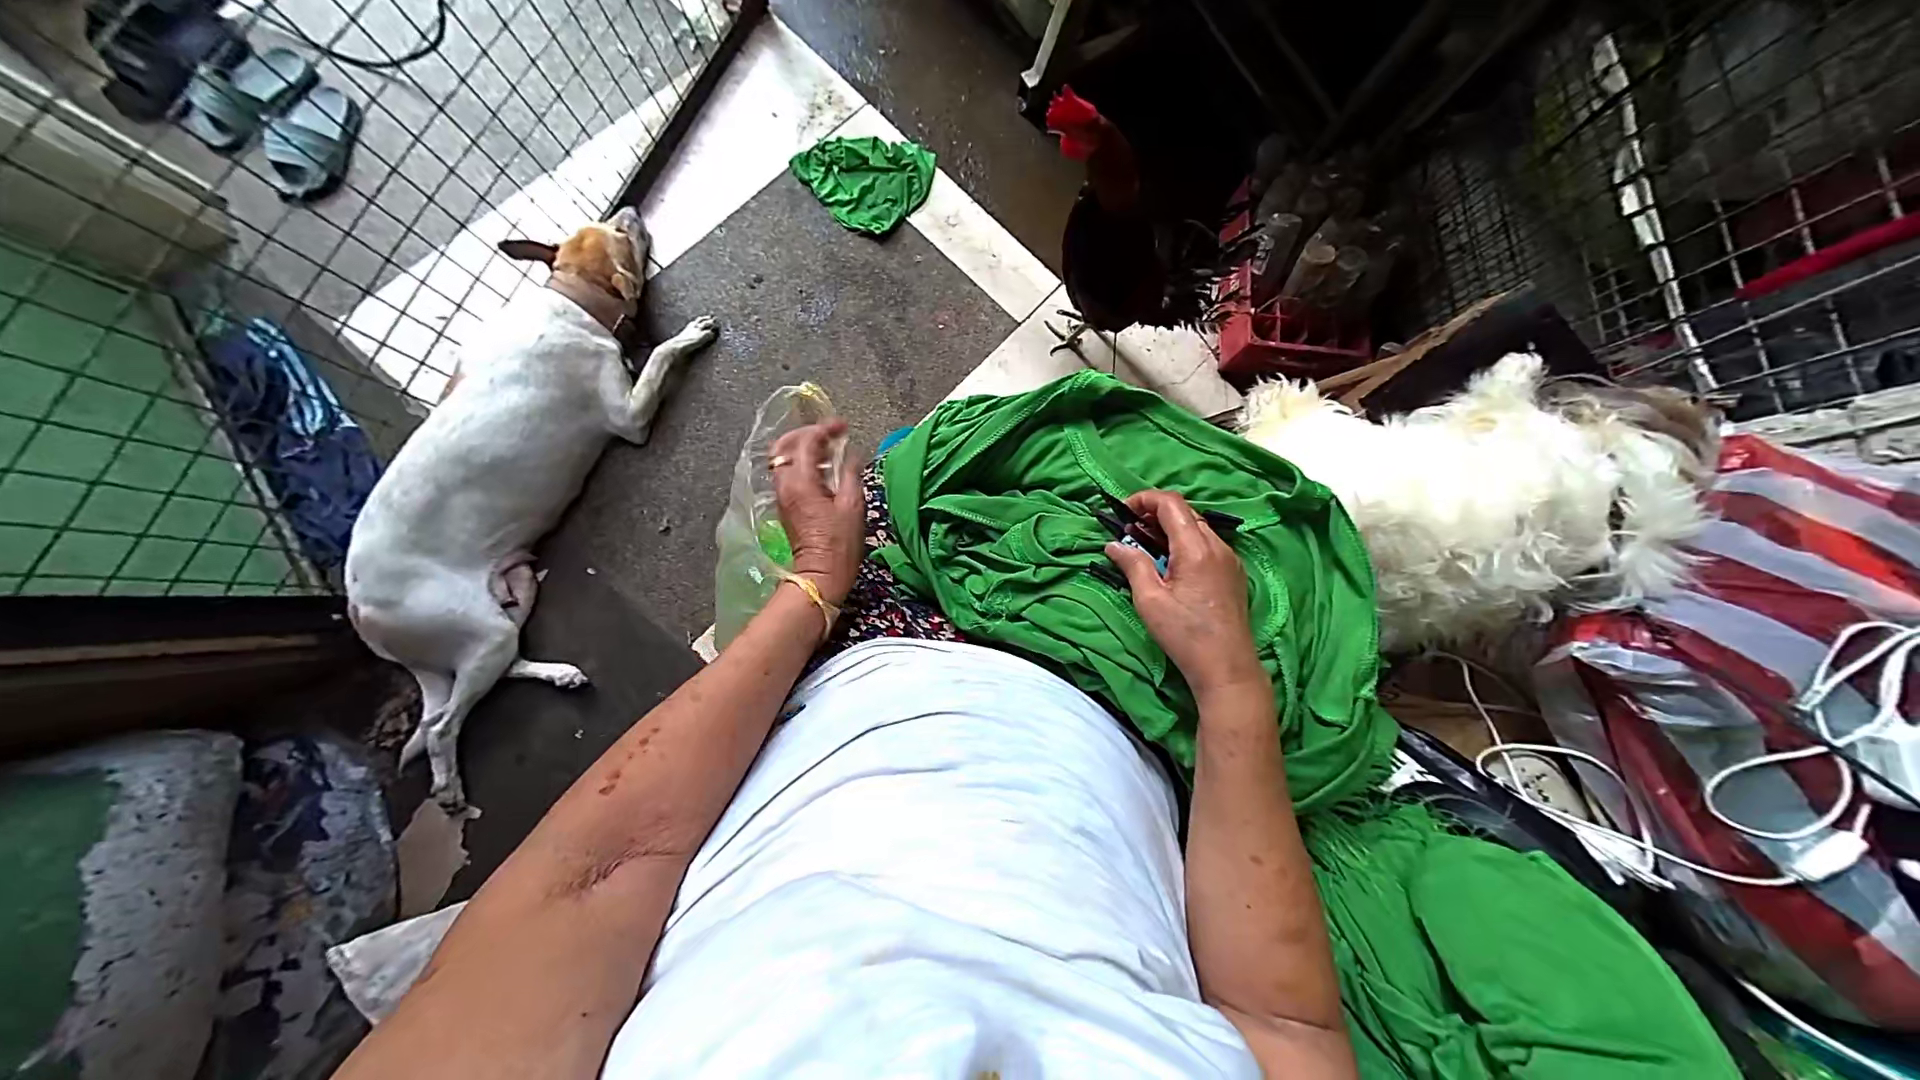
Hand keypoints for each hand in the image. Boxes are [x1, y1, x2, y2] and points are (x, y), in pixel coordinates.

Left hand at [770, 420, 863, 605]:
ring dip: (802, 448)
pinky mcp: (785, 505)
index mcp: (801, 483)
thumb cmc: (840, 544)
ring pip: (783, 459)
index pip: (806, 442)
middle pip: (784, 445)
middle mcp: (785, 485)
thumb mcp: (853, 505)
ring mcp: (782, 496)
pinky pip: (787, 473)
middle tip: (830, 434)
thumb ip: (850, 473)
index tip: (843, 427)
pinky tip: (822, 468)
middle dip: (806, 433)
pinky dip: (801, 463)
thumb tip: (851, 453)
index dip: (825, 429)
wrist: (821, 575)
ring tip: (828, 450)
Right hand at [1105, 490, 1267, 703]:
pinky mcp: (1232, 573)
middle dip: (1154, 513)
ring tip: (1143, 545)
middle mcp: (1217, 547)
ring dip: (1168, 528)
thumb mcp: (1150, 600)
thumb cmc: (1185, 635)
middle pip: (1185, 512)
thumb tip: (1114, 544)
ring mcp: (1229, 559)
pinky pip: (1206, 544)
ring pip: (1196, 527)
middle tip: (1129, 529)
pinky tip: (1168, 562)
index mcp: (1196, 549)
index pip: (1171, 503)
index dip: (1144, 499)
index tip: (1123, 510)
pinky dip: (1183, 542)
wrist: (1227, 667)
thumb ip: (1132, 565)